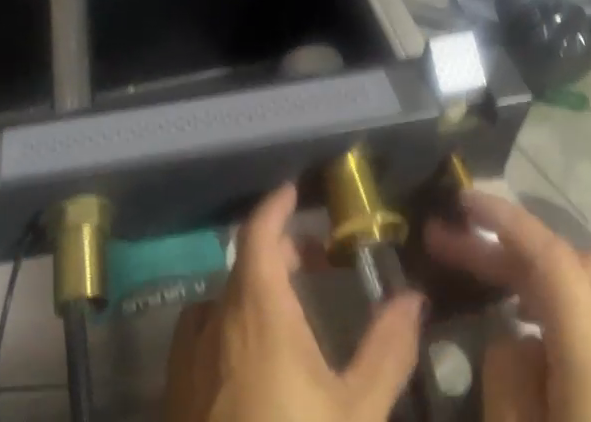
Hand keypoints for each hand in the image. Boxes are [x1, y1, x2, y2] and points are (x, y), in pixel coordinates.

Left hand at [163, 183, 426, 421]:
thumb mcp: (357, 409)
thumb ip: (387, 349)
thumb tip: (413, 299)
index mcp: (259, 313)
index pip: (258, 236)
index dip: (274, 207)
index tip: (294, 190)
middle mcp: (216, 321)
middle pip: (243, 264)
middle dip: (279, 250)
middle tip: (318, 258)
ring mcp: (189, 356)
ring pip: (222, 298)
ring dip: (255, 287)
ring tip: (291, 306)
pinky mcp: (177, 389)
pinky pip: (203, 332)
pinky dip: (231, 319)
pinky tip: (254, 354)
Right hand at [426, 191, 590, 421]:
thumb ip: (508, 373)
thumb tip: (518, 339)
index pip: (550, 258)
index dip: (504, 221)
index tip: (462, 201)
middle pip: (583, 263)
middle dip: (519, 249)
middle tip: (460, 254)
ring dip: (560, 275)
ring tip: (510, 292)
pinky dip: (585, 310)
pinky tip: (552, 347)